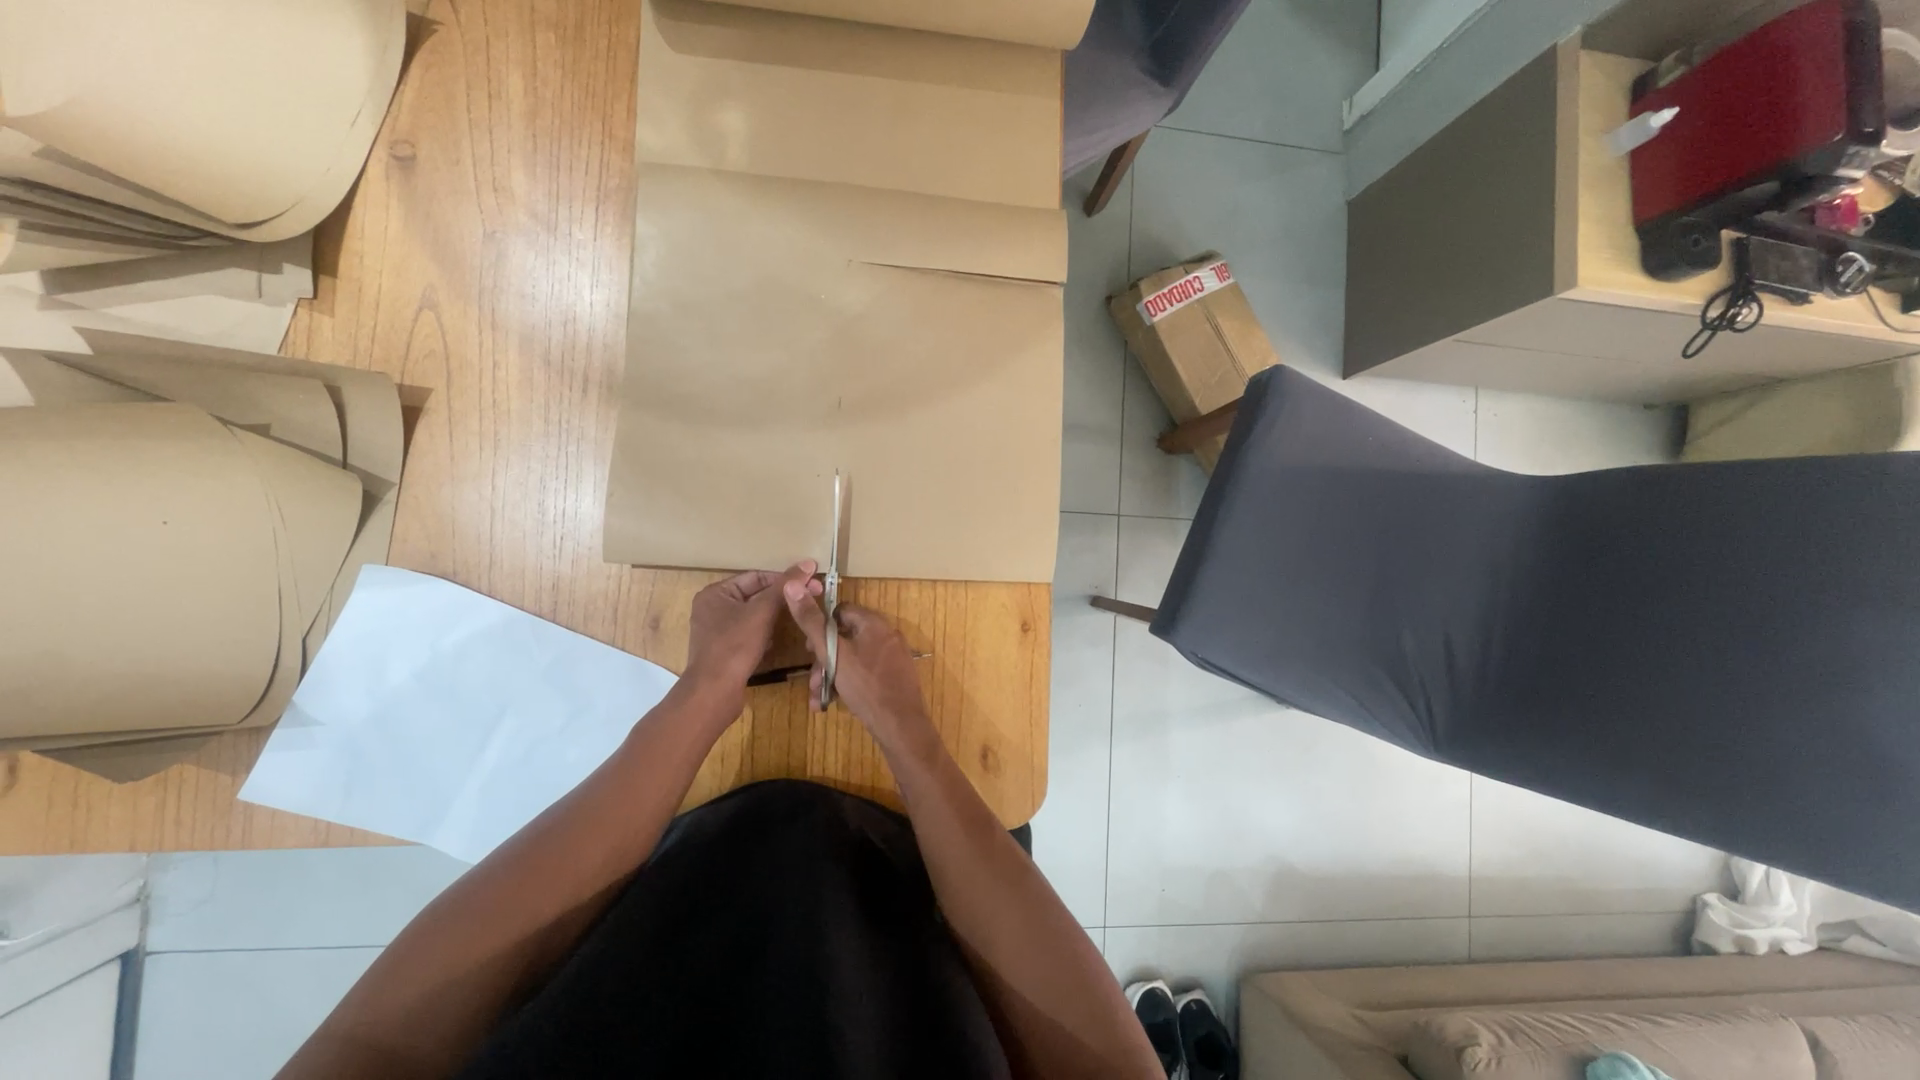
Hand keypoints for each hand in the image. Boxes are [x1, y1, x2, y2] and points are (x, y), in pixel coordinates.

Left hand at [682, 561, 818, 712]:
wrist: (714, 692)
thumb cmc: (735, 646)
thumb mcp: (762, 612)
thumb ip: (784, 586)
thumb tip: (808, 563)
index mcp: (715, 593)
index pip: (756, 576)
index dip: (785, 579)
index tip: (811, 583)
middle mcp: (712, 609)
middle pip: (755, 596)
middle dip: (781, 600)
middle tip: (811, 599)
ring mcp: (717, 632)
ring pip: (754, 617)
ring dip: (774, 618)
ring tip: (796, 620)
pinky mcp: (724, 651)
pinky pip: (749, 635)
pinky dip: (764, 636)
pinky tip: (775, 643)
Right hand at [782, 582, 936, 754]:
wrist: (900, 725)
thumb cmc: (865, 686)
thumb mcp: (833, 653)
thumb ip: (811, 622)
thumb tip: (792, 585)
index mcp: (874, 624)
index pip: (841, 611)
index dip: (820, 626)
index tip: (808, 648)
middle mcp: (886, 635)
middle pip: (845, 638)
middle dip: (823, 661)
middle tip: (812, 680)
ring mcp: (893, 657)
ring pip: (853, 660)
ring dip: (831, 677)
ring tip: (818, 699)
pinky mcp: (894, 677)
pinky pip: (865, 674)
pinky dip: (848, 685)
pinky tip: (832, 703)